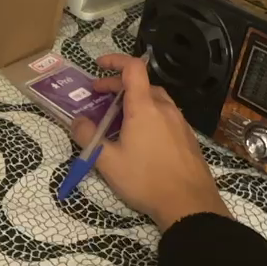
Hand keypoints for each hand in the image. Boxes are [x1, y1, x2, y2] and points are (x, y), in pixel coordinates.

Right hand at [72, 54, 230, 231]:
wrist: (189, 205)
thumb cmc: (145, 180)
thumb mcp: (107, 161)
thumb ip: (88, 137)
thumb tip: (77, 120)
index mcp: (144, 107)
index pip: (133, 68)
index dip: (115, 61)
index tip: (98, 65)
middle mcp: (165, 108)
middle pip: (142, 84)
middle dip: (117, 86)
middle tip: (98, 97)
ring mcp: (179, 123)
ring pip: (155, 100)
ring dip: (134, 101)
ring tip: (118, 117)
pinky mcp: (187, 138)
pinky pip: (165, 116)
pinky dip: (148, 115)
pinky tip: (140, 136)